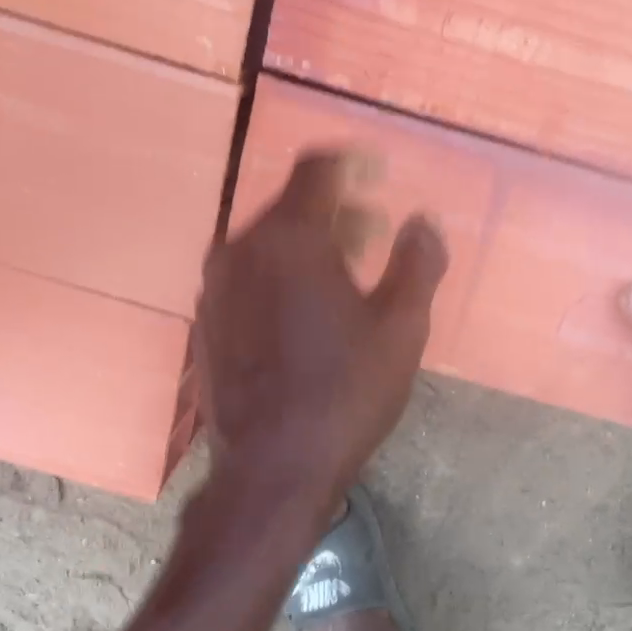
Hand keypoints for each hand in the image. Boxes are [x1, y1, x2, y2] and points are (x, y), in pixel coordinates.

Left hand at [196, 150, 447, 500]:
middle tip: (373, 236)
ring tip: (342, 279)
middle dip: (335, 212)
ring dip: (306, 246)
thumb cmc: (345, 395)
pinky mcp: (206, 322)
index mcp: (290, 236)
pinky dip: (278, 277)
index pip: (318, 168)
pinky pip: (247, 277)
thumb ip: (417, 264)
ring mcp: (215, 287)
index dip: (353, 163)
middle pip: (290, 206)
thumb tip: (425, 222)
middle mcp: (240, 248)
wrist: (272, 467)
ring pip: (265, 243)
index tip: (379, 175)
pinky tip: (303, 316)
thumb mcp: (401, 330)